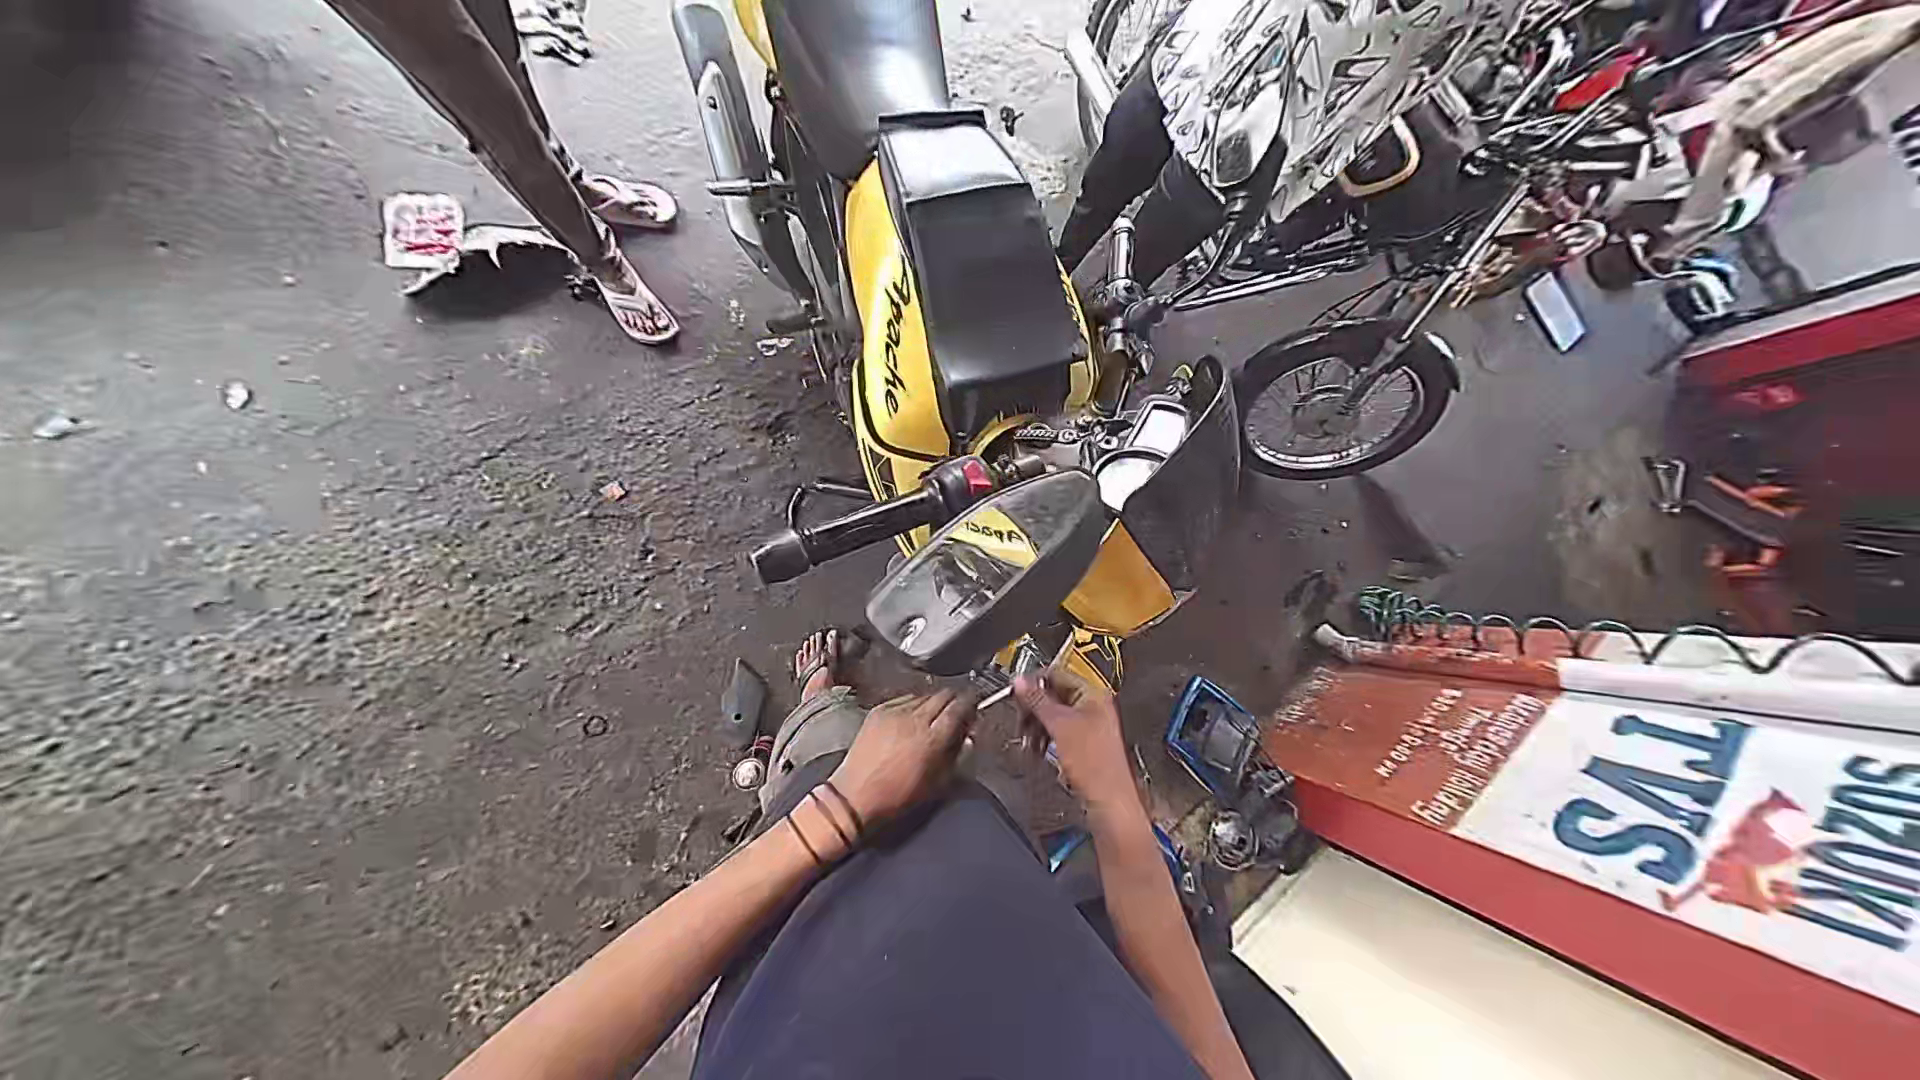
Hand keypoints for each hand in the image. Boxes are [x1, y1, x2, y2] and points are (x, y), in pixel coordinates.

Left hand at [828, 690, 976, 826]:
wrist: (855, 797)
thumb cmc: (896, 797)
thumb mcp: (937, 783)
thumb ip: (956, 755)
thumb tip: (967, 737)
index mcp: (932, 738)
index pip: (959, 708)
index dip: (970, 704)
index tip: (974, 707)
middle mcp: (915, 720)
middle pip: (944, 696)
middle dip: (954, 701)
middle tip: (957, 712)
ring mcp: (895, 712)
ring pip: (924, 696)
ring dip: (933, 703)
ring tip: (932, 718)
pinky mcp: (878, 711)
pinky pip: (903, 699)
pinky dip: (912, 705)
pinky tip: (911, 719)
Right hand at [1013, 671, 1137, 815]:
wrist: (1108, 801)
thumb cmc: (1096, 765)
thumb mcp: (1059, 725)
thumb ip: (1038, 701)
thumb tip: (1021, 682)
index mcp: (1093, 694)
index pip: (1059, 673)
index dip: (1036, 681)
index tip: (1018, 691)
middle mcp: (1093, 706)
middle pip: (1055, 694)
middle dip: (1034, 706)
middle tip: (1021, 716)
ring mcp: (1089, 726)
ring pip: (1054, 714)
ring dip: (1038, 723)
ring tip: (1028, 736)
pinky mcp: (1082, 744)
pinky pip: (1058, 731)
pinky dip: (1045, 736)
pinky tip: (1038, 747)